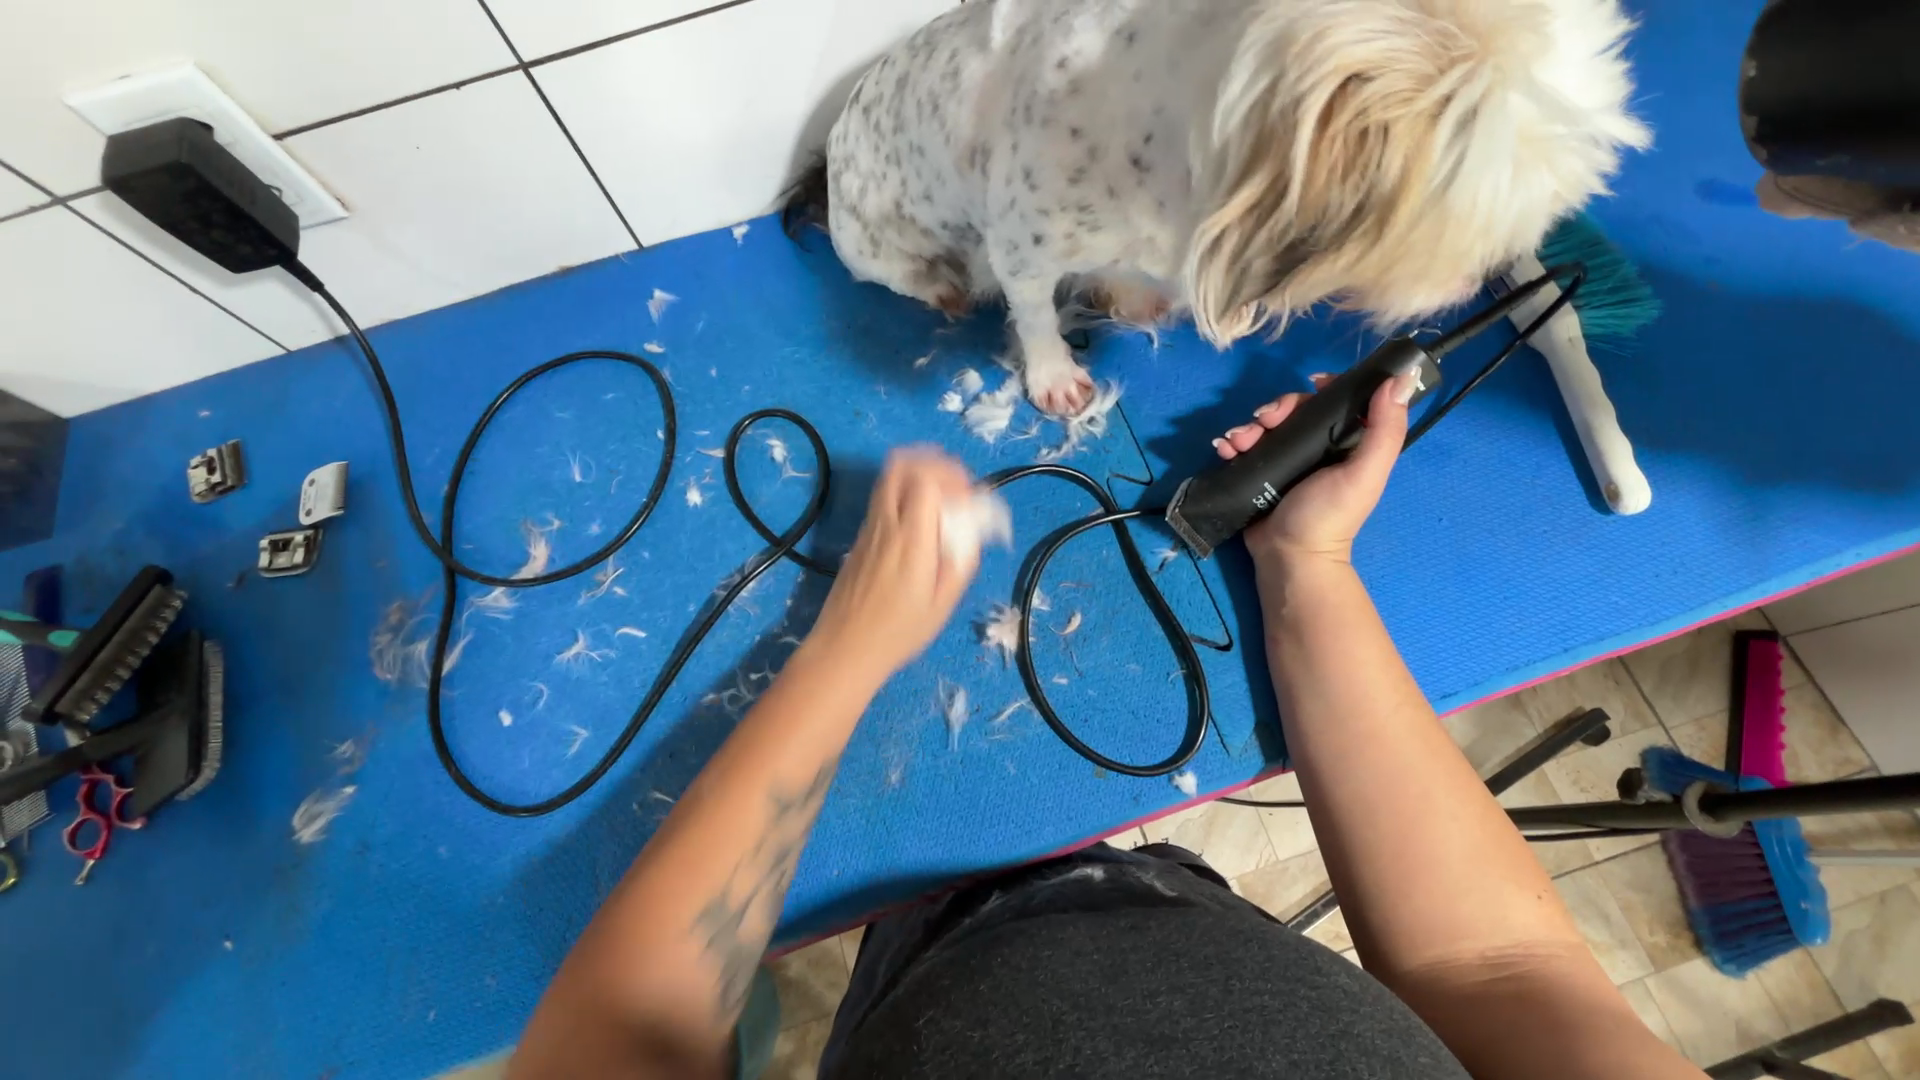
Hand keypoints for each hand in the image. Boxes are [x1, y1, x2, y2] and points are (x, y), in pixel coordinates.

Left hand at [807, 447, 981, 681]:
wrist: (844, 648)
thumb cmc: (899, 632)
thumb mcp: (943, 603)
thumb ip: (961, 561)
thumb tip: (971, 531)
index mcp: (910, 539)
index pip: (925, 479)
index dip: (951, 476)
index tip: (968, 497)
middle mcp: (885, 524)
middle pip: (900, 464)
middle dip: (932, 463)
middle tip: (954, 487)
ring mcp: (868, 528)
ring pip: (888, 478)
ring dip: (917, 476)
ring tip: (939, 500)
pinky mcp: (859, 538)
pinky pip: (882, 499)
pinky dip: (904, 494)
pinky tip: (918, 522)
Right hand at [1213, 372, 1415, 567]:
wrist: (1288, 556)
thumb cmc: (1329, 515)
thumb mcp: (1364, 472)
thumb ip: (1385, 429)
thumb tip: (1401, 378)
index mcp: (1348, 443)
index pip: (1338, 401)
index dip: (1325, 387)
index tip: (1309, 385)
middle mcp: (1318, 448)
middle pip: (1297, 410)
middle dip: (1277, 408)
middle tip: (1263, 420)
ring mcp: (1286, 461)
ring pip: (1267, 426)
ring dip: (1248, 427)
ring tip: (1238, 442)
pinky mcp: (1260, 473)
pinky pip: (1245, 447)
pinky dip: (1232, 442)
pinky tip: (1224, 448)